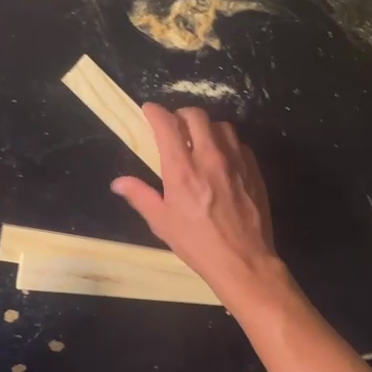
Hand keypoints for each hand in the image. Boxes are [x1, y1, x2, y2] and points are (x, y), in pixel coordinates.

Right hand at [112, 104, 293, 307]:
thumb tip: (118, 183)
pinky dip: (226, 143)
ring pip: (221, 125)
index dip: (155, 112)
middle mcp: (209, 158)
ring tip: (198, 139)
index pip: (167, 125)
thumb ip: (140, 196)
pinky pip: (238, 143)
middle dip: (180, 114)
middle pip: (196, 115)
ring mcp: (235, 161)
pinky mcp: (253, 170)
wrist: (243, 261)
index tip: (149, 110)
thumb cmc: (197, 244)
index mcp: (182, 170)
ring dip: (206, 127)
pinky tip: (220, 158)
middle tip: (173, 126)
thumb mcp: (162, 223)